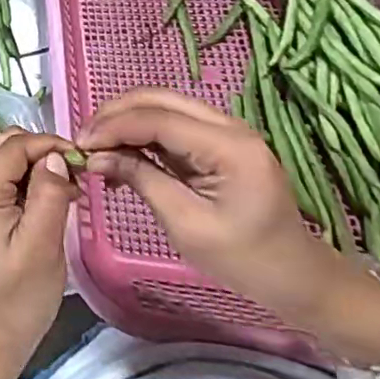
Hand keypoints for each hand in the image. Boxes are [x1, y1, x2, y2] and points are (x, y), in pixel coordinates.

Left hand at [0, 128, 80, 375]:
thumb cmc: (17, 298)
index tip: (84, 162)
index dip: (51, 145)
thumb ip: (49, 194)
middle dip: (45, 150)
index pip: (16, 145)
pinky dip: (33, 178)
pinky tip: (56, 199)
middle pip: (10, 143)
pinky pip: (9, 175)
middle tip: (78, 173)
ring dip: (41, 164)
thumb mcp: (41, 246)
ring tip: (71, 189)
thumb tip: (57, 156)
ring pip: (11, 156)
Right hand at [75, 88, 369, 323]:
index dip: (115, 125)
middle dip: (116, 114)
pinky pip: (173, 124)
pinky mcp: (218, 141)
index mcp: (229, 145)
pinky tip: (121, 153)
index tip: (81, 144)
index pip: (159, 118)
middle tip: (84, 140)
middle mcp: (228, 125)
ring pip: (163, 106)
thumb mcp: (187, 226)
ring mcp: (225, 130)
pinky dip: (143, 133)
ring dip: (127, 121)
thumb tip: (97, 157)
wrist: (298, 279)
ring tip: (97, 147)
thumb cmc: (246, 262)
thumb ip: (142, 179)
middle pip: (160, 99)